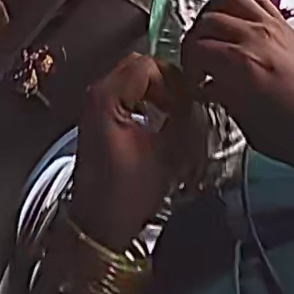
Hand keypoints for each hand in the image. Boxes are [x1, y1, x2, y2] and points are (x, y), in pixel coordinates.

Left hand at [70, 54, 192, 247]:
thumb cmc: (124, 196)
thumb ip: (183, 124)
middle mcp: (97, 94)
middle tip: (184, 101)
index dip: (172, 81)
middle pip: (137, 66)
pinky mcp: (99, 117)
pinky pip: (125, 93)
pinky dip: (145, 99)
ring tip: (174, 110)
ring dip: (156, 90)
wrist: (97, 227)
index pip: (146, 66)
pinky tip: (158, 118)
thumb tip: (197, 107)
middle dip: (166, 82)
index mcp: (106, 97)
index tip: (187, 101)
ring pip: (131, 78)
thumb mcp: (163, 157)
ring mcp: (95, 105)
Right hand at [181, 0, 293, 177]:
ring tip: (212, 34)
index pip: (196, 48)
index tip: (193, 80)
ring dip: (213, 14)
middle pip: (206, 21)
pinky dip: (240, 6)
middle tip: (198, 60)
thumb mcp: (253, 128)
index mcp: (242, 64)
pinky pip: (255, 0)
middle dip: (195, 40)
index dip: (188, 65)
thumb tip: (211, 87)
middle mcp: (254, 36)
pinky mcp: (286, 25)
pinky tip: (239, 24)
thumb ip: (226, 100)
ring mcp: (271, 26)